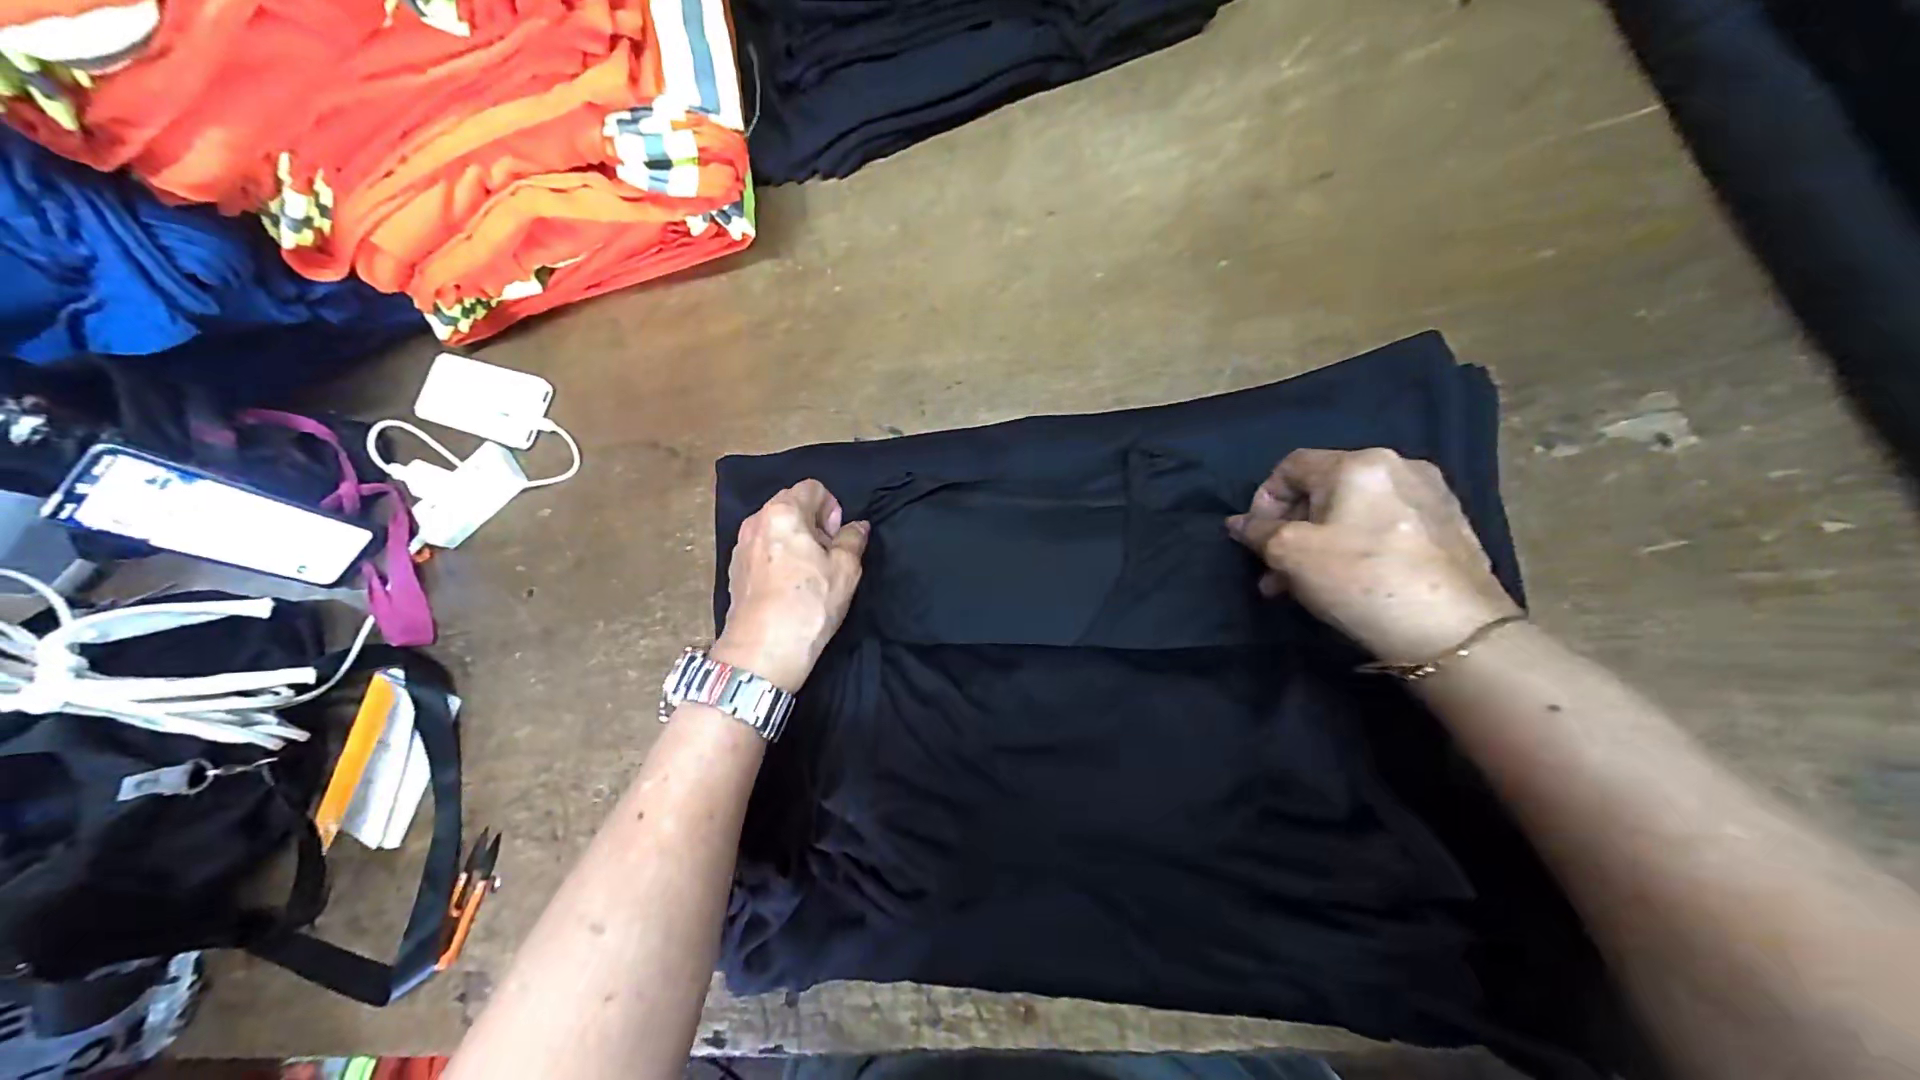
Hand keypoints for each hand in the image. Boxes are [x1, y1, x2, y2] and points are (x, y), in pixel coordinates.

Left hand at [714, 480, 868, 691]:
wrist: (763, 650)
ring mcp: (740, 546)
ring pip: (775, 528)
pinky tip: (789, 587)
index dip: (832, 508)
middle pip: (791, 505)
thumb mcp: (846, 569)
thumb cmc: (809, 603)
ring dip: (795, 541)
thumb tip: (857, 527)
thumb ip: (853, 539)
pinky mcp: (734, 570)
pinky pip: (762, 550)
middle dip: (813, 523)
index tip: (837, 538)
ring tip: (809, 573)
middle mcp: (755, 521)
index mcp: (782, 511)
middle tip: (828, 556)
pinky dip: (778, 558)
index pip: (813, 488)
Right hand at [1226, 448, 1520, 662]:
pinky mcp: (1449, 527)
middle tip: (1274, 570)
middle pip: (1322, 489)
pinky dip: (1355, 546)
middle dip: (1290, 529)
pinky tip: (1348, 581)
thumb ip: (1257, 532)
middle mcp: (1399, 466)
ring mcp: (1431, 496)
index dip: (1263, 501)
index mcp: (1359, 463)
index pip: (1291, 467)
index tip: (1256, 540)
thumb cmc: (1360, 579)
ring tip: (1303, 584)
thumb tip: (1238, 524)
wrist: (1454, 631)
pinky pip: (1384, 526)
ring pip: (1352, 511)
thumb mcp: (1290, 554)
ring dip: (1318, 543)